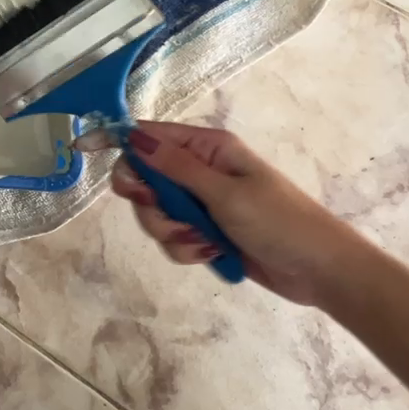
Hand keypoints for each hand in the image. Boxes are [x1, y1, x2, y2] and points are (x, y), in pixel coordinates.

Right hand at [81, 121, 373, 306]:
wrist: (324, 274)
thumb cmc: (281, 222)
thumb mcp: (225, 192)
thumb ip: (175, 167)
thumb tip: (133, 137)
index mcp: (207, 147)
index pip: (148, 135)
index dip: (116, 140)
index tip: (84, 149)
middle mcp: (198, 170)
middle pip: (143, 177)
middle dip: (149, 202)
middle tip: (164, 212)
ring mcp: (200, 202)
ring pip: (153, 212)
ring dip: (169, 231)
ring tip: (200, 242)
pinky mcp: (203, 232)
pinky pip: (170, 237)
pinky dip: (184, 248)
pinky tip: (209, 254)